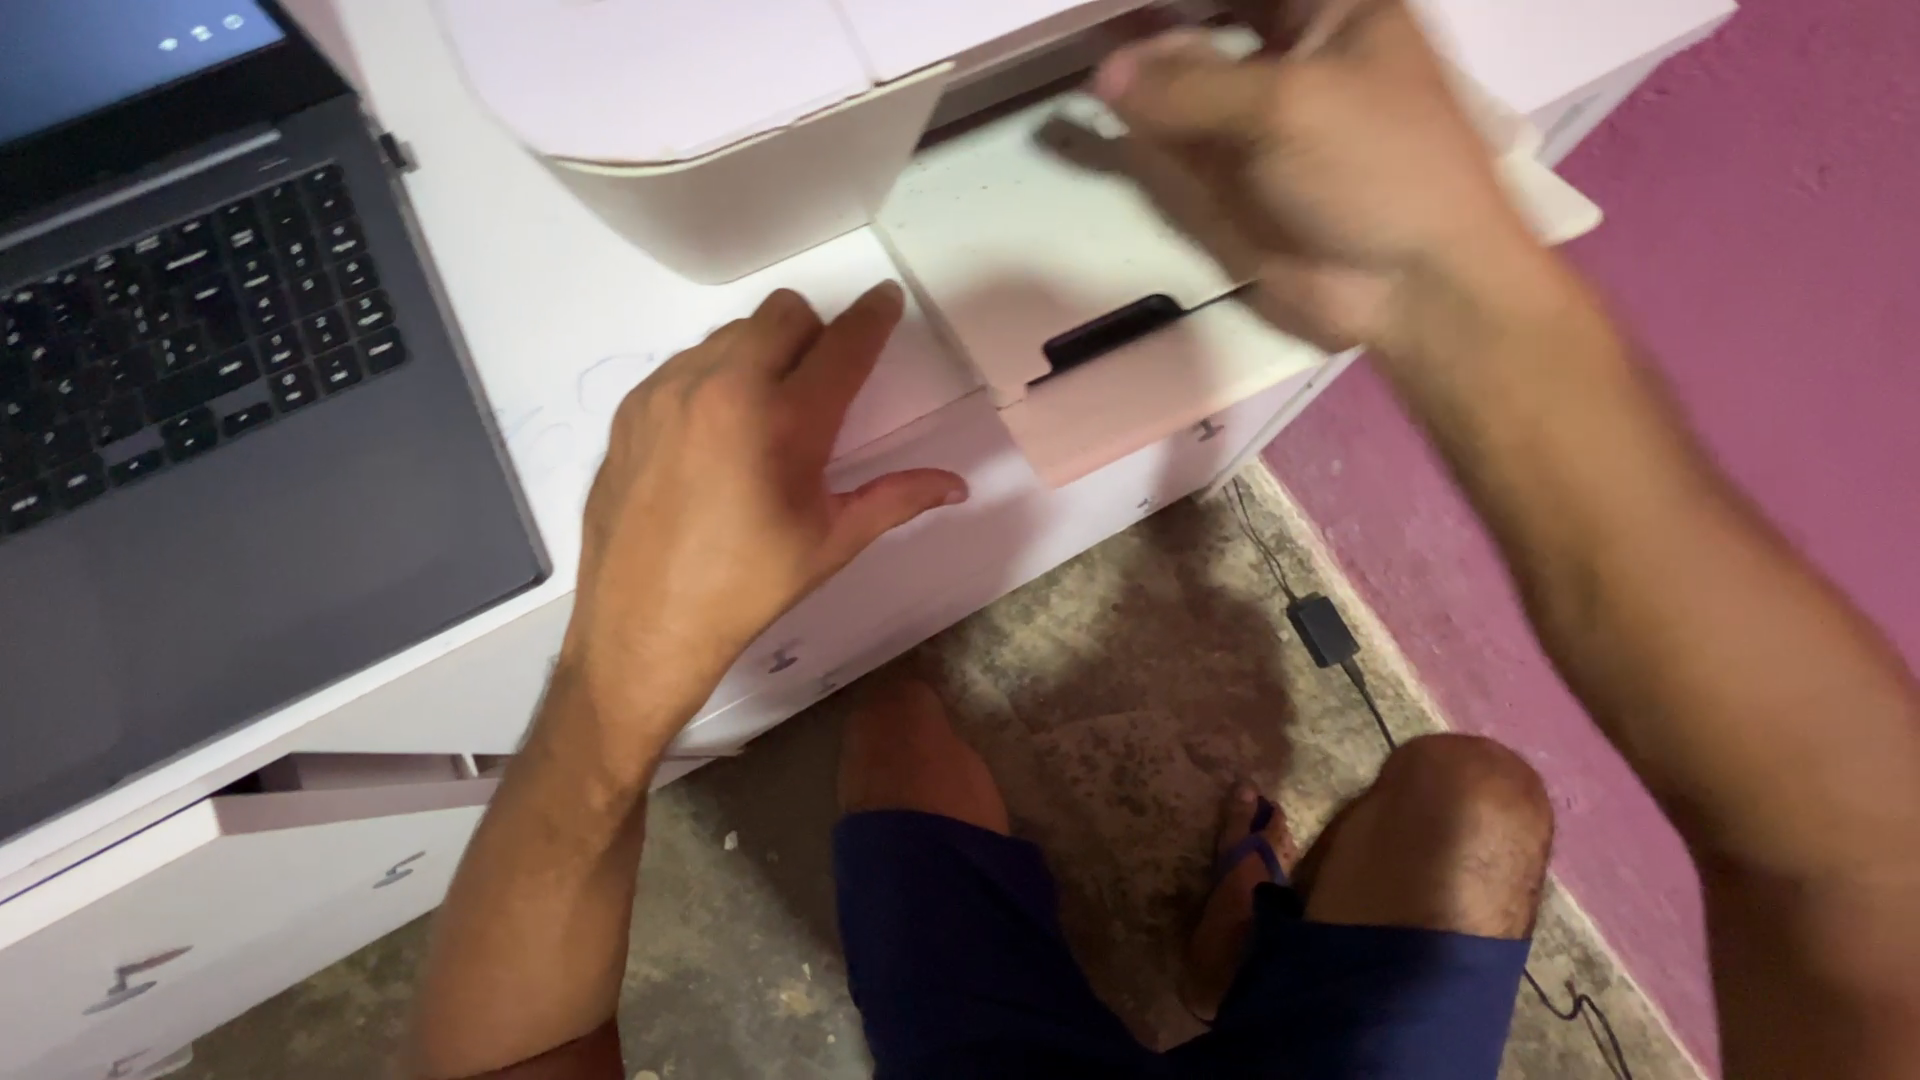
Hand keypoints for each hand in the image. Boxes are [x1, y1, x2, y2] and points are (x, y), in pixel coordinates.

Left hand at [558, 283, 967, 761]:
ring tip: (763, 416)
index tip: (885, 301)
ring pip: (731, 334)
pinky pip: (685, 363)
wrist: (645, 623)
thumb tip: (957, 485)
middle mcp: (723, 388)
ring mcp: (667, 392)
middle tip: (820, 384)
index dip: (873, 317)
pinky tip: (713, 438)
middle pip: (784, 314)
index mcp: (784, 421)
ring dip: (762, 355)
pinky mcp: (630, 408)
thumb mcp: (833, 542)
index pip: (843, 345)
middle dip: (814, 334)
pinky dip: (714, 379)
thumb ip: (898, 499)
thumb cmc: (750, 587)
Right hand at [1094, 0, 1554, 354]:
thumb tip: (1105, 74)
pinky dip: (1145, 132)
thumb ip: (1191, 86)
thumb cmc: (1376, 165)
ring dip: (1143, 76)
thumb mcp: (1287, 105)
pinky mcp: (1234, 180)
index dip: (1186, 1)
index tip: (1128, 7)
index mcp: (1336, 8)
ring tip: (1090, 67)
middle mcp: (1295, 53)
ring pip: (1188, 83)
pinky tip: (1104, 118)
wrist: (1409, 282)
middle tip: (1099, 24)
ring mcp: (1260, 121)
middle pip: (1212, 21)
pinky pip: (1180, 144)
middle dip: (1158, 26)